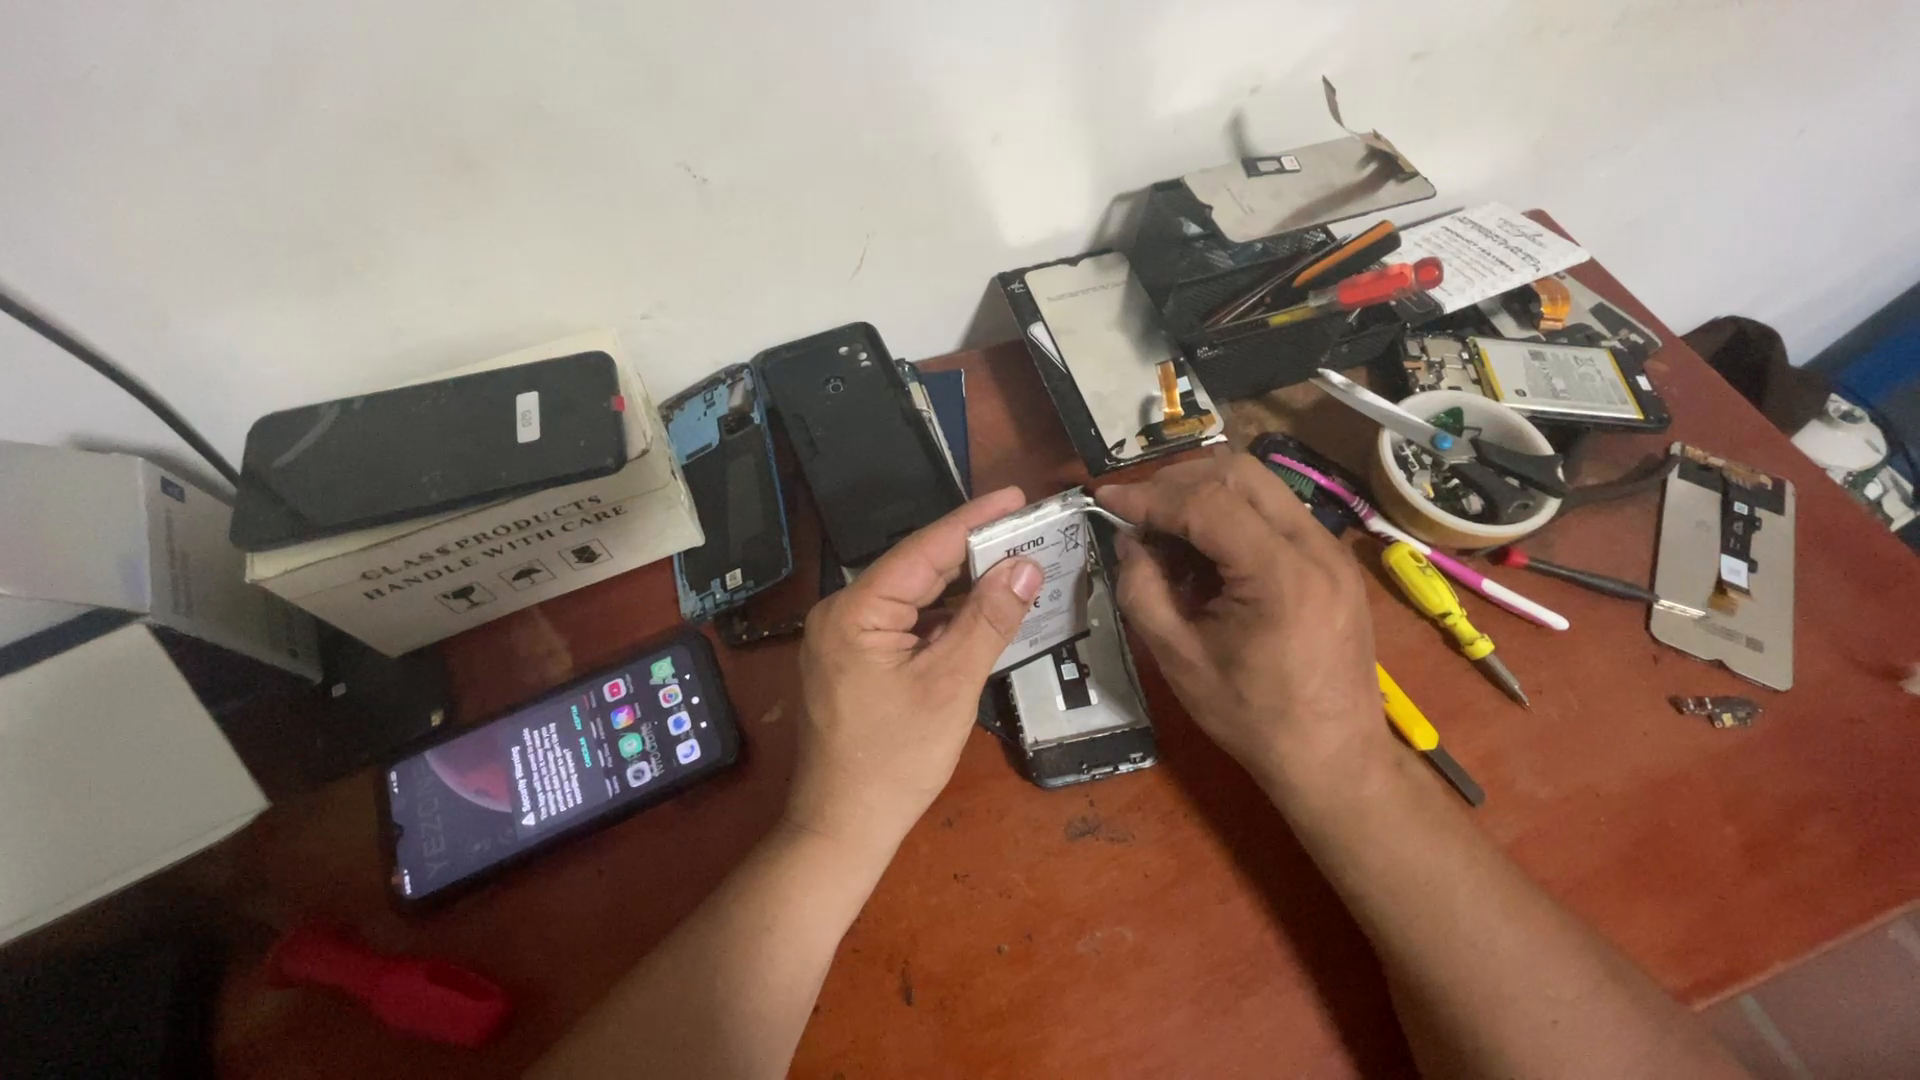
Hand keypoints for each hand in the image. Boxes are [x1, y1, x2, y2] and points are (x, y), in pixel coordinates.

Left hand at [786, 486, 1043, 851]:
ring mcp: (845, 638)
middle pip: (916, 570)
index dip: (973, 520)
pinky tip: (979, 610)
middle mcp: (842, 613)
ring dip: (960, 586)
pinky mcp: (854, 661)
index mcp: (855, 611)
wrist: (843, 827)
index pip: (923, 551)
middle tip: (1025, 529)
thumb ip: (987, 620)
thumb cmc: (896, 760)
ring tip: (1013, 562)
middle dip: (972, 551)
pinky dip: (942, 618)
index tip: (1015, 495)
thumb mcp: (950, 685)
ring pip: (912, 598)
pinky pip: (904, 624)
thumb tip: (1025, 566)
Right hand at [1097, 454, 1391, 797]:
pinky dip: (1231, 514)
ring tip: (1165, 530)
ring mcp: (1331, 549)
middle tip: (1135, 510)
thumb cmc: (1251, 717)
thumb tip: (1128, 540)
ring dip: (1204, 493)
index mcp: (1280, 575)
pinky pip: (1274, 512)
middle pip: (1238, 472)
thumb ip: (1143, 590)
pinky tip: (1204, 550)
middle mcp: (1315, 546)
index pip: (1206, 502)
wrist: (1333, 756)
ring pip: (1259, 484)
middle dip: (1177, 481)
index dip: (1148, 495)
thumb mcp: (1178, 658)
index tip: (1104, 500)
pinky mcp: (1332, 560)